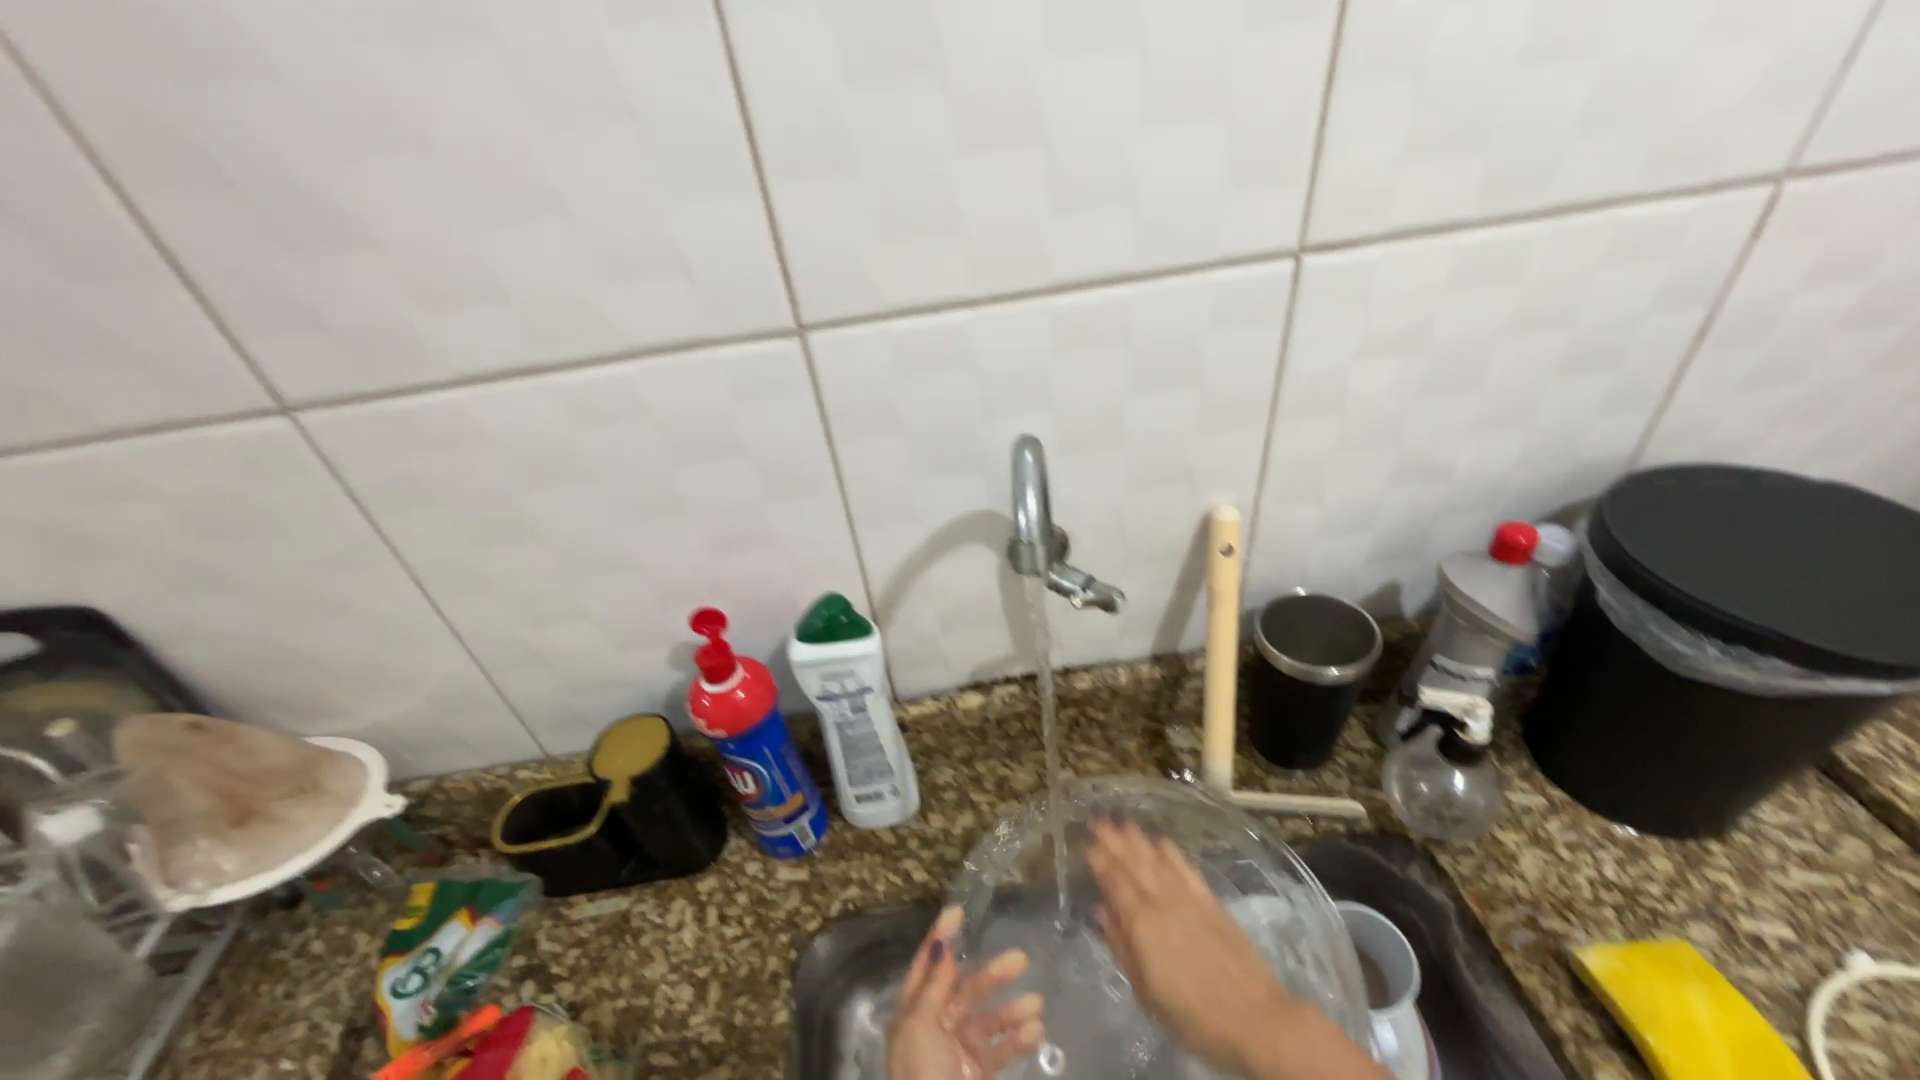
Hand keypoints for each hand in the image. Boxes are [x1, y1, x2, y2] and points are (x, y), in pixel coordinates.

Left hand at [887, 905, 1045, 1079]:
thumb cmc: (921, 1076)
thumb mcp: (920, 1027)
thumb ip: (935, 987)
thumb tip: (942, 944)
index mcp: (911, 1014)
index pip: (926, 967)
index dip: (939, 939)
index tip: (958, 911)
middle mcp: (933, 1028)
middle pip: (963, 991)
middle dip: (991, 976)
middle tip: (1021, 960)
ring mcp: (957, 1053)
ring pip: (987, 1020)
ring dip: (1011, 1010)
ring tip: (1036, 1004)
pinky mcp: (977, 1075)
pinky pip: (999, 1050)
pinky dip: (1017, 1039)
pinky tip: (1036, 1030)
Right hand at [1086, 819, 1384, 1079]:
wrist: (1256, 1019)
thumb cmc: (1193, 1016)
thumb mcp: (1146, 992)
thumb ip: (1121, 948)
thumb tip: (1100, 913)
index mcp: (1142, 925)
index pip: (1116, 884)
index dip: (1101, 862)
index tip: (1087, 843)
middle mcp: (1164, 903)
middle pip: (1135, 864)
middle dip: (1115, 840)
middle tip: (1098, 818)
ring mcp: (1191, 900)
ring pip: (1159, 861)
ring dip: (1140, 840)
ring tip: (1124, 821)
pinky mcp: (1213, 904)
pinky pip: (1187, 870)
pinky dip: (1173, 854)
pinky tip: (1163, 842)